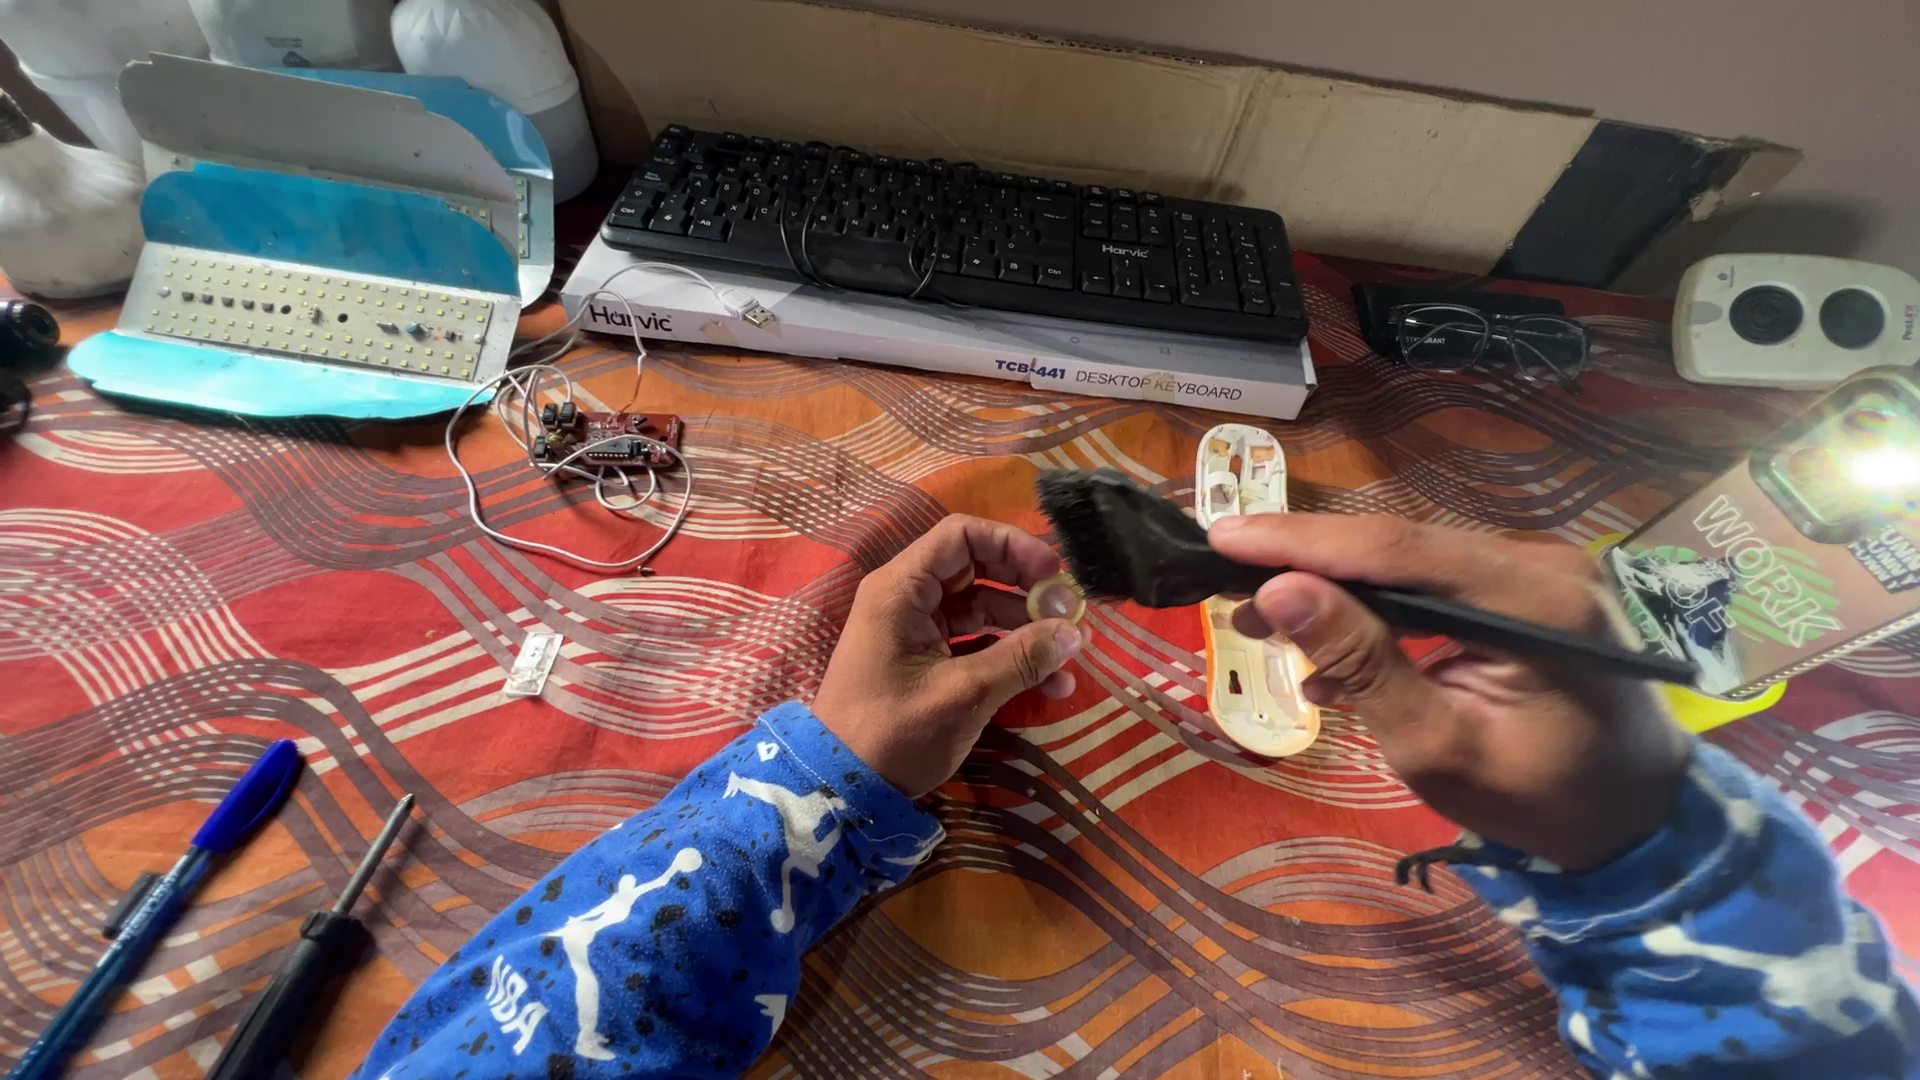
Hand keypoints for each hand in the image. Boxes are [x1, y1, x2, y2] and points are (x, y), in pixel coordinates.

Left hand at [812, 515, 1085, 797]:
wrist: (842, 792)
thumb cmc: (894, 733)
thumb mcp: (964, 693)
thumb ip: (1021, 658)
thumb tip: (1075, 632)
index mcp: (902, 588)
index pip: (962, 535)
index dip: (1012, 545)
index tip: (1053, 572)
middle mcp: (907, 599)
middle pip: (976, 569)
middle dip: (1025, 589)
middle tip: (1068, 612)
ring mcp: (915, 631)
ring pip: (980, 608)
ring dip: (1024, 629)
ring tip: (1069, 658)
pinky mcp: (924, 662)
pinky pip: (973, 643)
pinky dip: (1007, 656)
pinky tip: (1050, 684)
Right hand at [1210, 514, 1689, 869]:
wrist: (1636, 823)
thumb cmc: (1538, 801)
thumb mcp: (1435, 747)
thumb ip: (1360, 664)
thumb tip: (1277, 590)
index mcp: (1535, 603)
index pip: (1395, 550)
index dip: (1299, 540)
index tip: (1222, 536)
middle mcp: (1537, 564)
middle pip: (1392, 545)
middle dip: (1299, 561)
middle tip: (1222, 578)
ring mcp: (1529, 570)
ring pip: (1398, 560)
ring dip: (1323, 586)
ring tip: (1255, 618)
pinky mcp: (1512, 586)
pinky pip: (1420, 581)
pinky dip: (1362, 605)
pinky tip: (1319, 641)